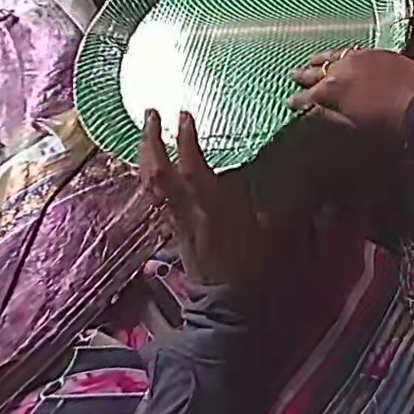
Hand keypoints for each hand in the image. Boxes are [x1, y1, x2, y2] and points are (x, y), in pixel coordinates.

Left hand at [140, 110, 263, 287]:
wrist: (225, 301)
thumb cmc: (251, 260)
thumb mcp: (267, 224)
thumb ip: (263, 193)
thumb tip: (268, 167)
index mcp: (211, 204)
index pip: (192, 166)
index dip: (185, 139)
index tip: (184, 114)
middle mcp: (186, 209)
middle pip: (157, 172)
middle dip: (151, 140)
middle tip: (149, 113)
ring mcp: (174, 219)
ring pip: (150, 183)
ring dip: (145, 154)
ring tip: (146, 131)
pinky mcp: (171, 228)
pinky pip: (154, 196)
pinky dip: (149, 174)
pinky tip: (151, 164)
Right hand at [287, 49, 413, 135]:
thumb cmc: (385, 120)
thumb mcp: (353, 123)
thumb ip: (331, 114)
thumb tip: (314, 111)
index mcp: (331, 89)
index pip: (307, 96)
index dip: (298, 101)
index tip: (290, 102)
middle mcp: (339, 68)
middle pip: (316, 72)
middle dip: (305, 75)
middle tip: (294, 75)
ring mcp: (357, 56)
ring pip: (332, 56)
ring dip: (321, 60)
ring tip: (312, 61)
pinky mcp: (374, 51)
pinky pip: (350, 51)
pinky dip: (341, 55)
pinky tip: (341, 56)